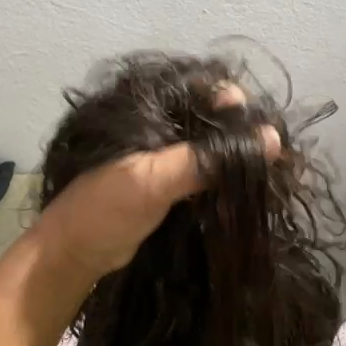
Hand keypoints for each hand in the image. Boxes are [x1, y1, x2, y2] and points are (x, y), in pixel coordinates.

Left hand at [29, 85, 279, 279]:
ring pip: (211, 144)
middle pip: (211, 116)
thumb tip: (272, 138)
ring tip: (268, 168)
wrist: (72, 254)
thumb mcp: (154, 181)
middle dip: (241, 130)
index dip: (233, 102)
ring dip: (236, 155)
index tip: (260, 125)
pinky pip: (205, 168)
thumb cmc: (104, 210)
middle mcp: (158, 124)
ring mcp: (163, 153)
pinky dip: (225, 174)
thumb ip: (209, 159)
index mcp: (148, 109)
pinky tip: (246, 184)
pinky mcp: (168, 180)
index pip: (201, 90)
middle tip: (271, 151)